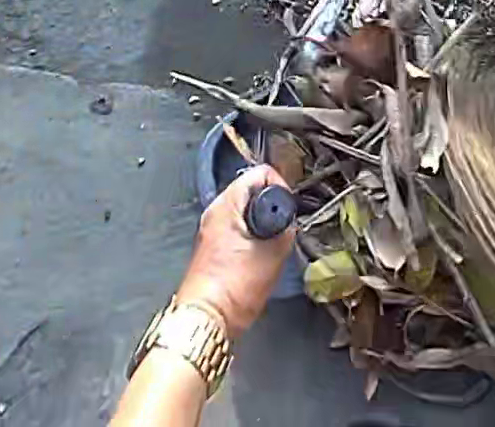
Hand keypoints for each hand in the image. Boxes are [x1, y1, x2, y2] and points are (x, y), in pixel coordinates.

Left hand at [174, 164, 295, 339]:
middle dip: (271, 204)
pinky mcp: (212, 246)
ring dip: (262, 220)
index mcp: (226, 204)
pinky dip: (252, 232)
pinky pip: (237, 226)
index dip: (280, 184)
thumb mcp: (272, 255)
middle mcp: (215, 210)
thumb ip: (286, 230)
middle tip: (285, 224)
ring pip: (244, 209)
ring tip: (276, 240)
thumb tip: (289, 223)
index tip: (289, 207)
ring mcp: (211, 228)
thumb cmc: (235, 285)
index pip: (260, 173)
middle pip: (251, 189)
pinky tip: (261, 253)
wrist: (205, 322)